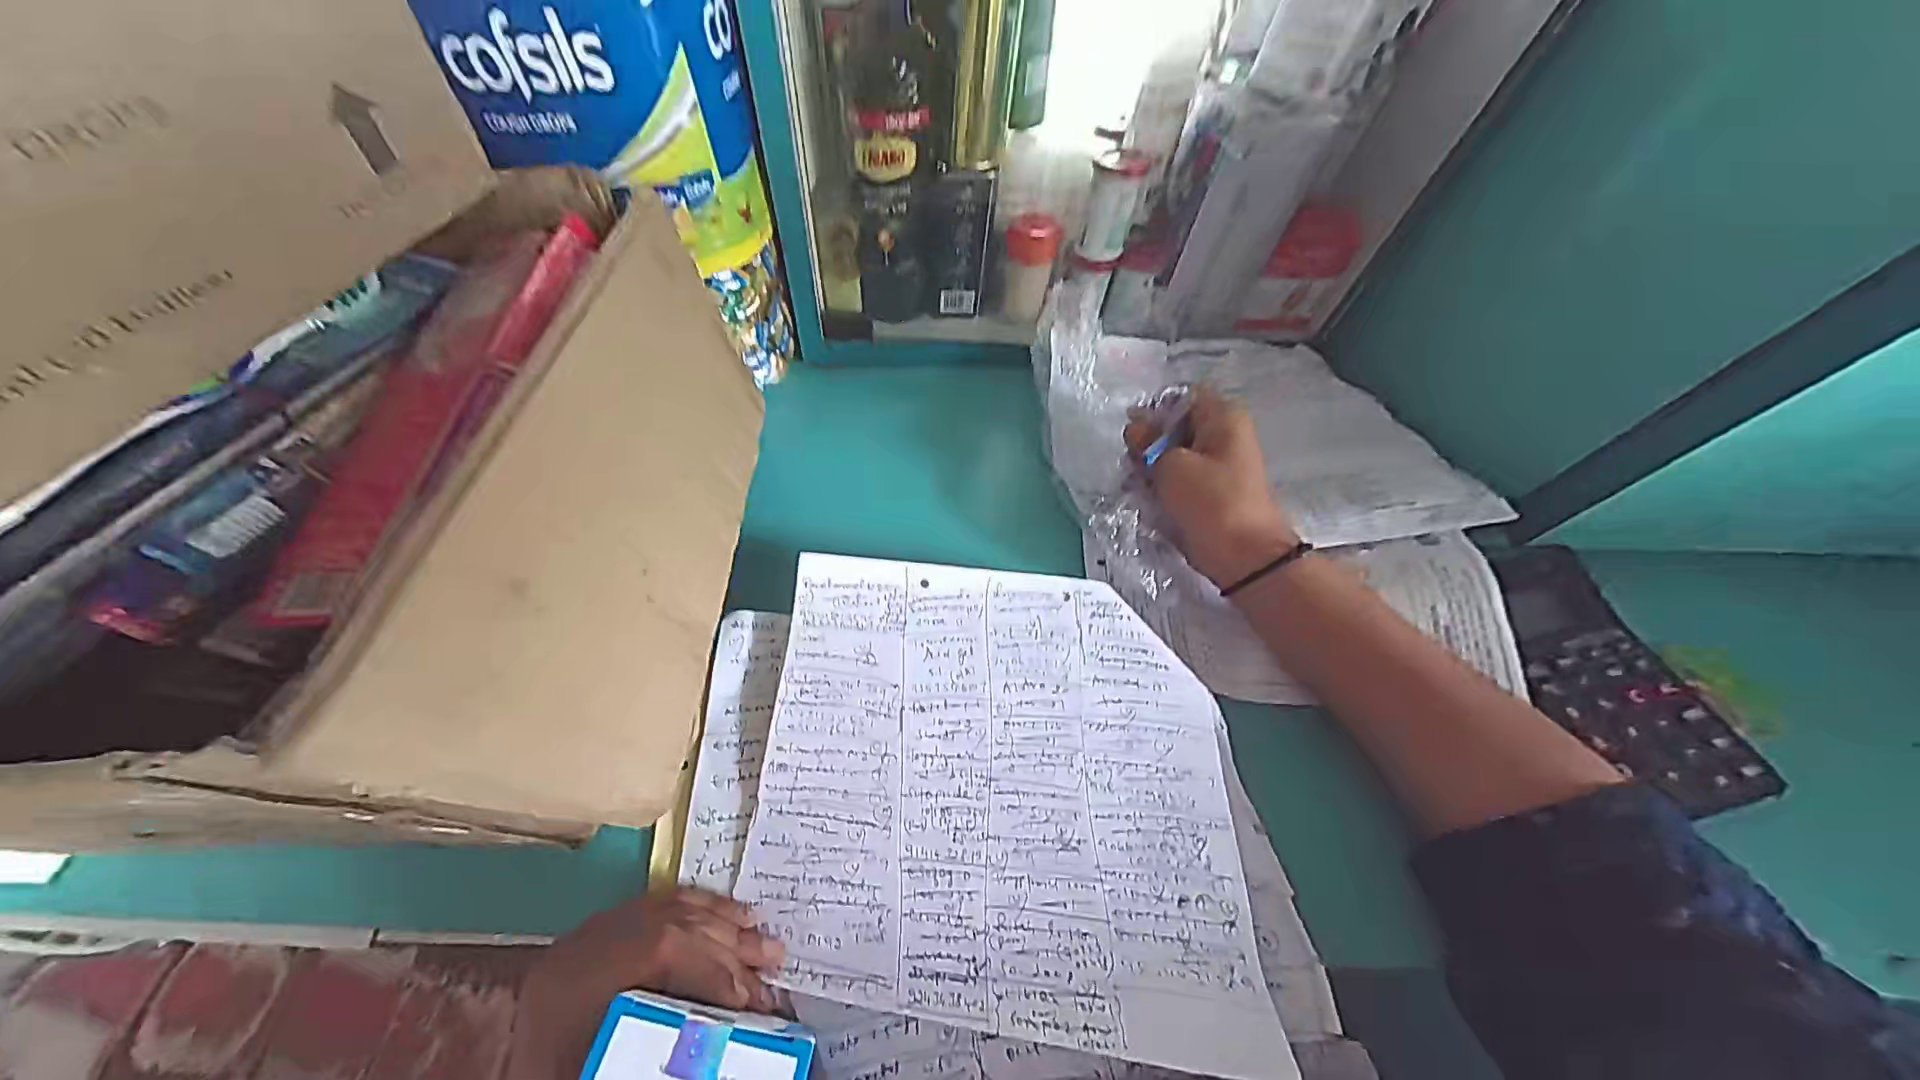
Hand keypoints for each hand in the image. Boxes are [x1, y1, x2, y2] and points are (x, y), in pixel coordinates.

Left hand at [507, 887, 784, 1079]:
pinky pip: (669, 901)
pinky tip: (734, 915)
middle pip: (683, 928)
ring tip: (766, 944)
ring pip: (682, 910)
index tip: (750, 1000)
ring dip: (730, 926)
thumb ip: (661, 1035)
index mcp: (588, 971)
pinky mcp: (612, 921)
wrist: (497, 1051)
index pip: (666, 951)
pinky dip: (707, 906)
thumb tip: (718, 1036)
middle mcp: (601, 935)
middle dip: (734, 951)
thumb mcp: (599, 1059)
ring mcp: (607, 923)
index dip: (714, 971)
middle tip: (772, 974)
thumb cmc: (550, 1059)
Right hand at [1125, 386, 1300, 588]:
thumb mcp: (1171, 464)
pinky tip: (1147, 499)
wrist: (1242, 555)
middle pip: (1174, 427)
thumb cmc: (1210, 501)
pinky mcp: (1208, 491)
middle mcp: (1223, 435)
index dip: (1153, 411)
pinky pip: (1177, 479)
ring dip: (1150, 468)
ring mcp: (1216, 465)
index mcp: (1222, 417)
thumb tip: (1136, 428)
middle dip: (1148, 443)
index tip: (1133, 434)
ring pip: (1172, 455)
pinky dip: (1161, 487)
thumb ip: (1148, 441)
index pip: (1181, 398)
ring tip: (1138, 485)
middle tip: (1134, 463)